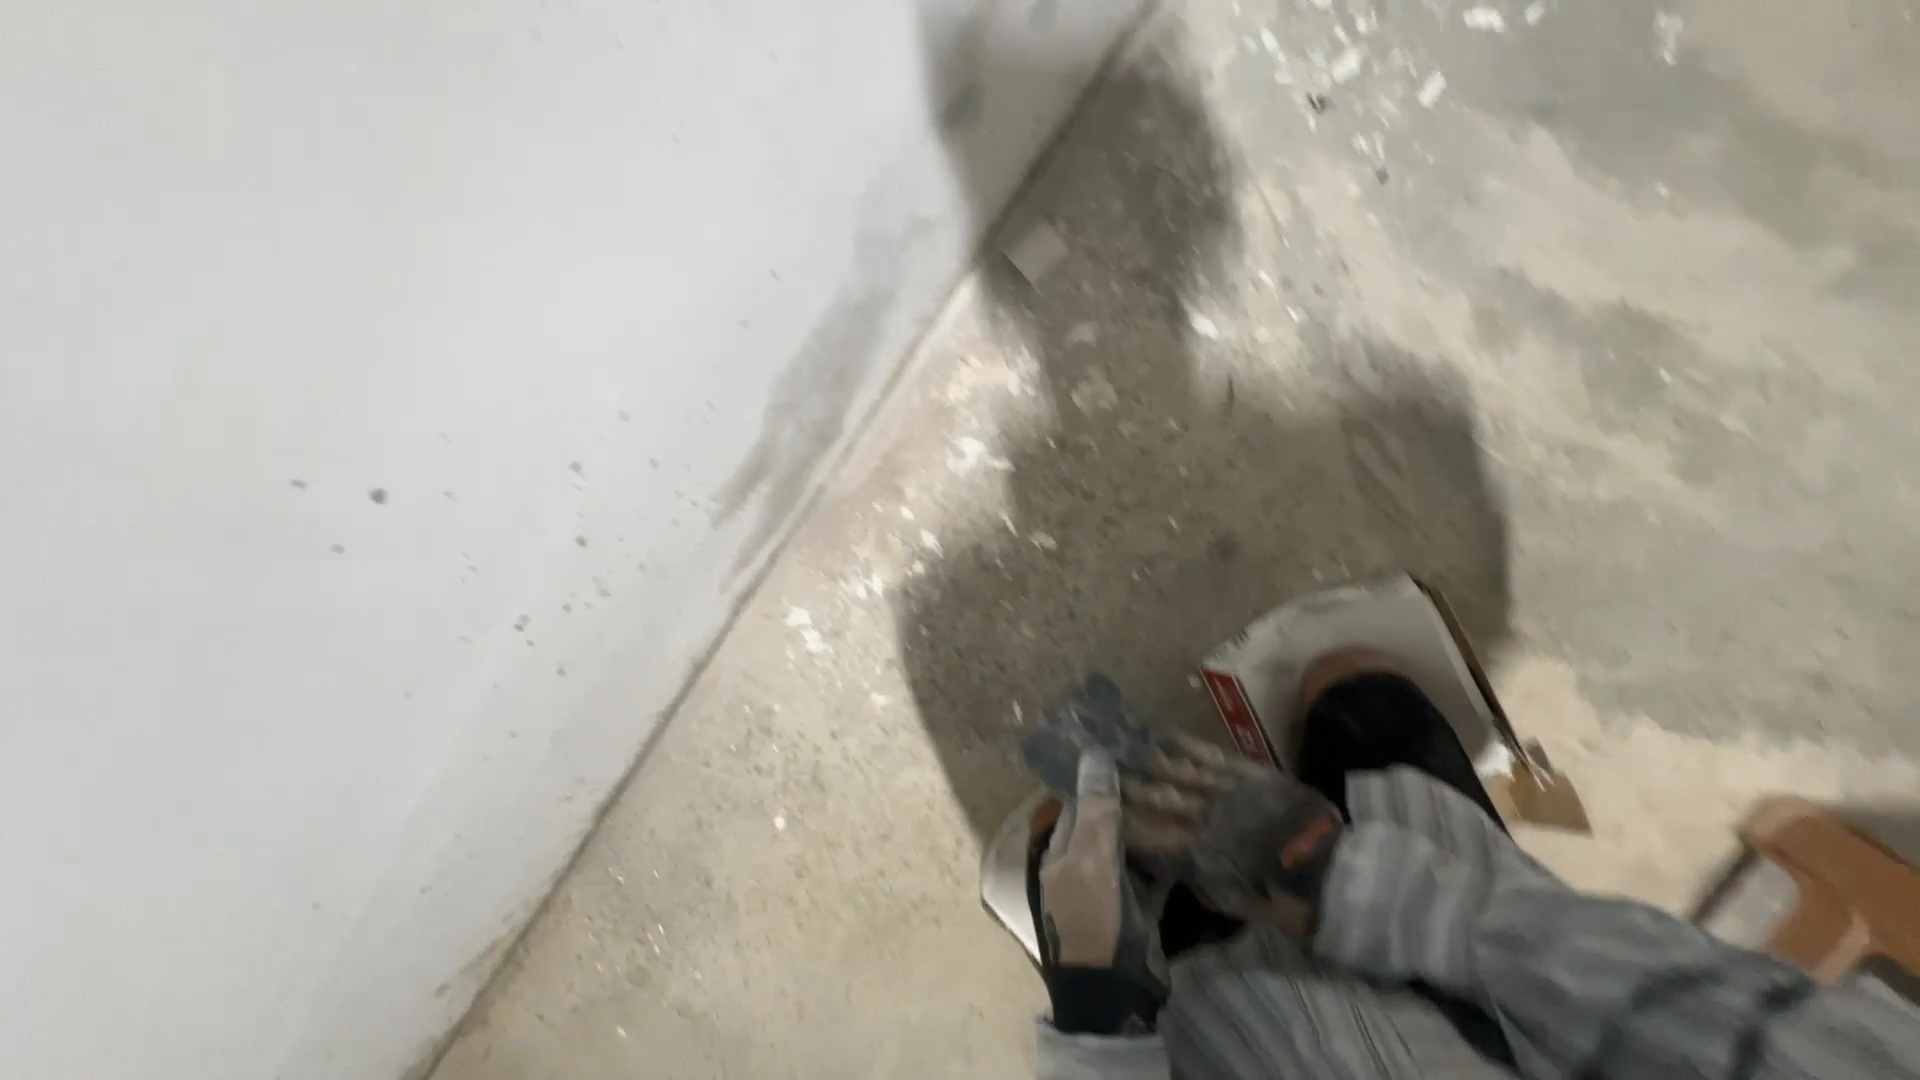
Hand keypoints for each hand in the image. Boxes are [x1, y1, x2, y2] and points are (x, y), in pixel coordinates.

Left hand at [1031, 750, 1168, 1034]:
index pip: (1080, 798)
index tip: (1132, 748)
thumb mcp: (1090, 860)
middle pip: (1109, 818)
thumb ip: (1096, 810)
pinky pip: (1152, 868)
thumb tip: (1095, 754)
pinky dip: (1169, 853)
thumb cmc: (1092, 920)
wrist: (1114, 991)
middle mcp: (1081, 860)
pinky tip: (1193, 833)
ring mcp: (1110, 883)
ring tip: (1189, 792)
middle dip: (1136, 797)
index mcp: (1061, 847)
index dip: (1103, 774)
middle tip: (1172, 767)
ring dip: (1157, 823)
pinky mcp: (1137, 903)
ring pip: (1132, 841)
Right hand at [1125, 734, 1344, 934]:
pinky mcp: (1249, 773)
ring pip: (1182, 771)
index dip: (1126, 821)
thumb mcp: (1234, 899)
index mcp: (1202, 849)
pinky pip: (1212, 754)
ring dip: (1151, 762)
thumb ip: (1199, 879)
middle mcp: (1209, 815)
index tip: (1103, 812)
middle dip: (1130, 786)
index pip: (1152, 833)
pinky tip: (1167, 736)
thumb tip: (1170, 862)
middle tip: (1104, 772)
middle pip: (1160, 796)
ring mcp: (1229, 789)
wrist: (1335, 873)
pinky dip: (1187, 745)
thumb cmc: (1283, 895)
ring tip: (1125, 749)